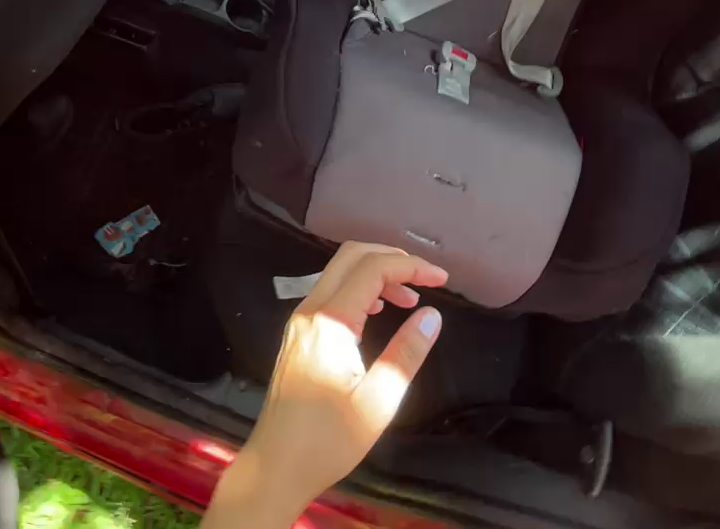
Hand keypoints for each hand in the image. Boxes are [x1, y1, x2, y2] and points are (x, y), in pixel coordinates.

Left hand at [202, 243, 447, 527]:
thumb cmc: (328, 440)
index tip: (443, 279)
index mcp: (331, 320)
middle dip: (392, 257)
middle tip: (427, 278)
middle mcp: (311, 308)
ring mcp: (301, 319)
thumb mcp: (378, 402)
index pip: (373, 268)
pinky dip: (360, 288)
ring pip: (340, 271)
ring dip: (376, 272)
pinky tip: (379, 311)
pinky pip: (331, 291)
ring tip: (410, 298)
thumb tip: (432, 315)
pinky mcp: (299, 331)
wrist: (276, 465)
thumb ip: (406, 354)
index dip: (411, 266)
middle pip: (352, 256)